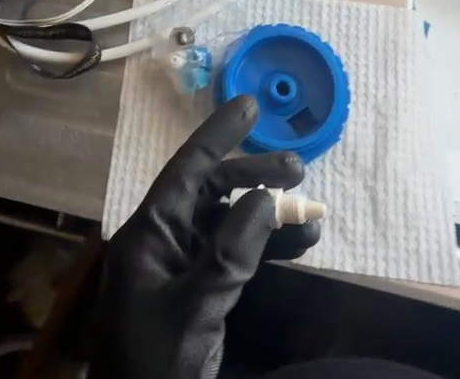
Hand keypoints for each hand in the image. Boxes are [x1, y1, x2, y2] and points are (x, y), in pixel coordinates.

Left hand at [93, 95, 321, 378]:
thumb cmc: (155, 362)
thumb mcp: (194, 307)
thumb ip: (230, 251)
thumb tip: (263, 197)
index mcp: (149, 233)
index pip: (187, 169)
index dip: (219, 134)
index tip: (250, 105)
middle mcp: (163, 240)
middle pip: (211, 191)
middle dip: (254, 176)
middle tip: (298, 169)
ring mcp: (180, 266)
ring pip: (228, 222)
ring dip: (268, 215)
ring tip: (311, 213)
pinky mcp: (197, 291)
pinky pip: (234, 255)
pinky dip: (266, 248)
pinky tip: (301, 244)